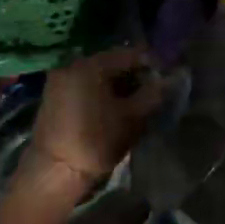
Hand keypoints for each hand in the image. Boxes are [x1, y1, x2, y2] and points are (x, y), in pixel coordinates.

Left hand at [24, 47, 163, 187]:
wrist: (55, 170)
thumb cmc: (97, 141)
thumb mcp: (132, 117)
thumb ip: (153, 94)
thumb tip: (171, 79)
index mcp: (90, 65)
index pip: (129, 53)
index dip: (152, 63)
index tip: (167, 76)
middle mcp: (71, 64)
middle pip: (111, 62)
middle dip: (134, 74)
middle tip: (153, 91)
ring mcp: (59, 80)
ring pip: (97, 75)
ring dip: (117, 84)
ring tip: (135, 101)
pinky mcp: (53, 96)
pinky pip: (83, 86)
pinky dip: (101, 92)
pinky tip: (113, 107)